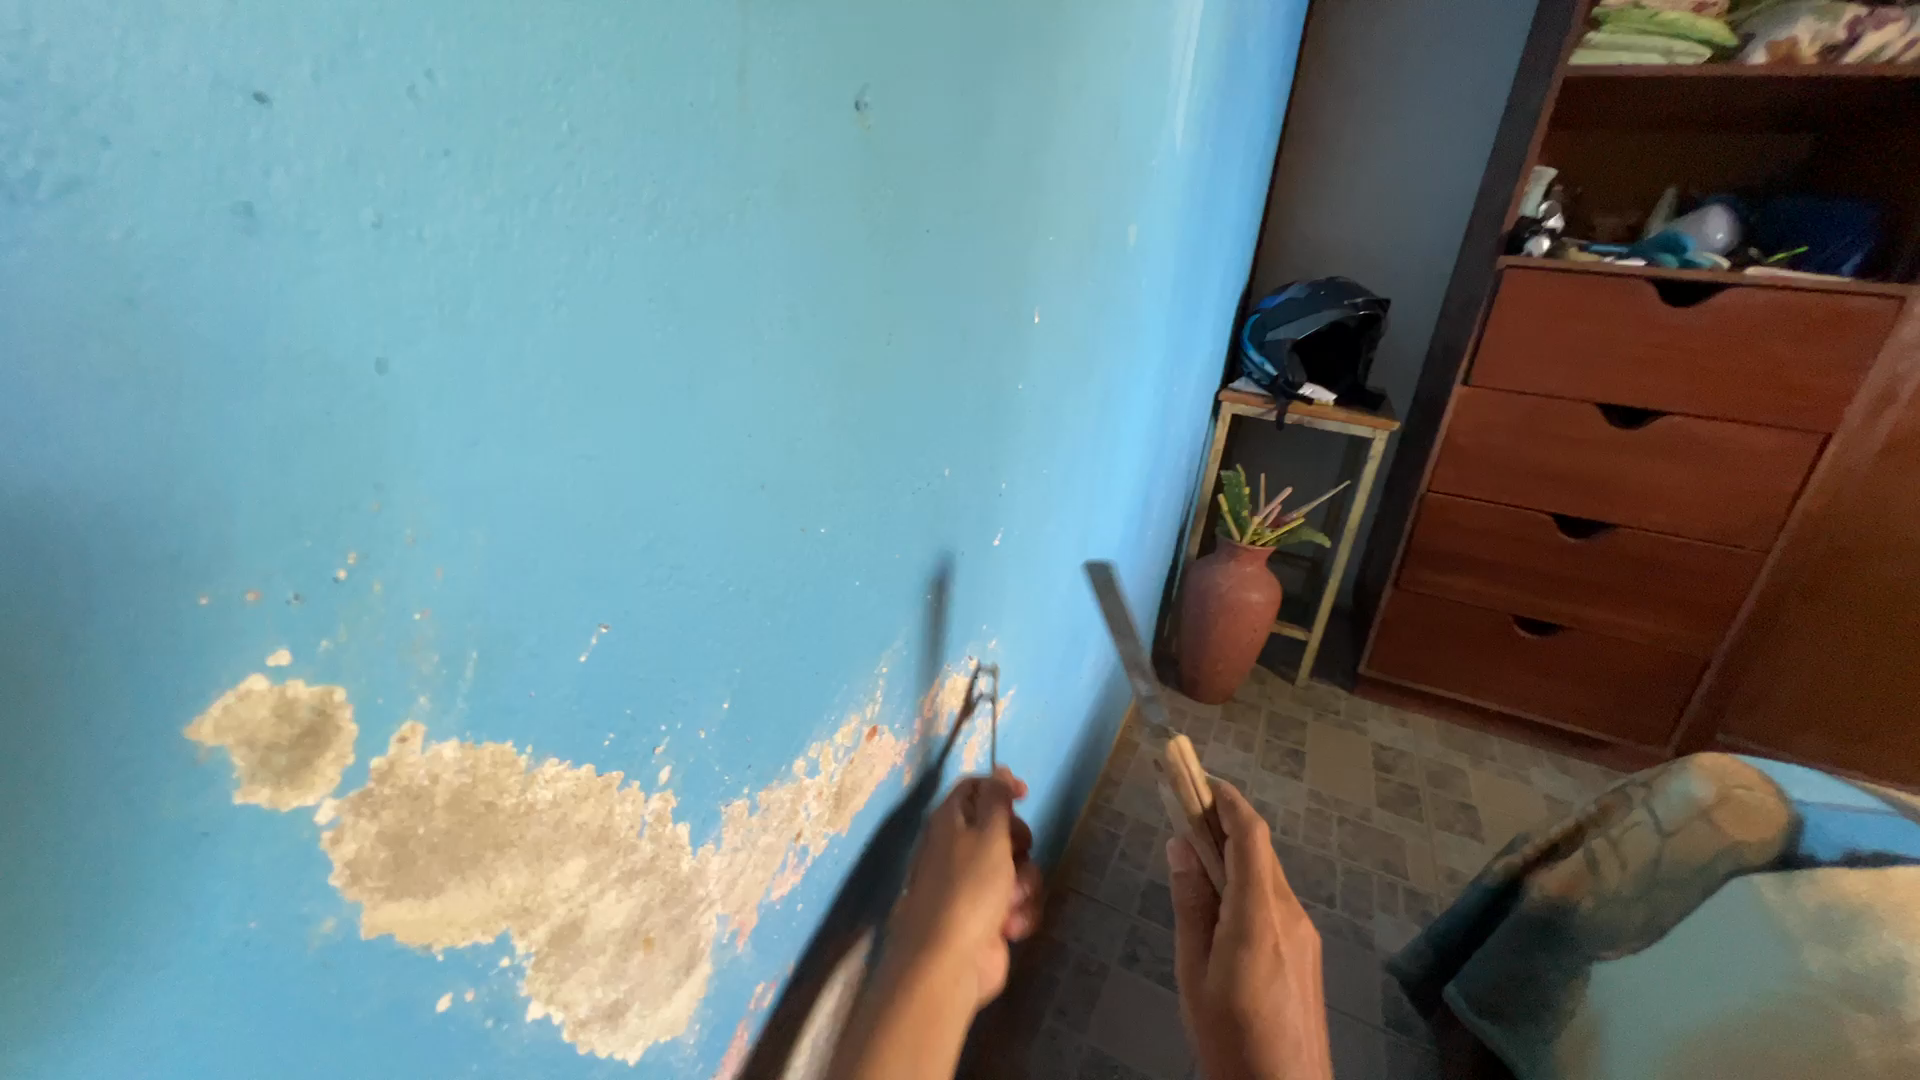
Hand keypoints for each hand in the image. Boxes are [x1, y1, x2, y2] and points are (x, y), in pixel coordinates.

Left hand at [885, 766, 1045, 1009]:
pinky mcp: (988, 918)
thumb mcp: (988, 833)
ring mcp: (973, 886)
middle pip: (1002, 828)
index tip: (1026, 795)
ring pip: (1016, 867)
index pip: (976, 788)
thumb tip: (998, 767)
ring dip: (1023, 884)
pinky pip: (1017, 902)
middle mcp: (958, 848)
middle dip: (1020, 843)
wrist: (948, 962)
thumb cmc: (968, 888)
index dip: (1001, 787)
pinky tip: (1011, 927)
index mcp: (950, 821)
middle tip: (1017, 854)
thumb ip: (996, 798)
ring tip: (1011, 903)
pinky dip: (1019, 913)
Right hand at [1168, 780, 1331, 1079]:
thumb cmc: (1228, 1036)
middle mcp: (1290, 915)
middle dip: (1223, 821)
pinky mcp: (1307, 953)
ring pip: (1267, 873)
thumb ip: (1190, 904)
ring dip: (1234, 852)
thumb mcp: (1193, 971)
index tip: (1198, 778)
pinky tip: (1220, 897)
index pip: (1249, 836)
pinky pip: (1274, 898)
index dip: (1227, 799)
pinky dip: (1246, 880)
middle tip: (1184, 811)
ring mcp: (1304, 935)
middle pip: (1259, 850)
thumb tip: (1180, 845)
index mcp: (1258, 916)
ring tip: (1194, 853)